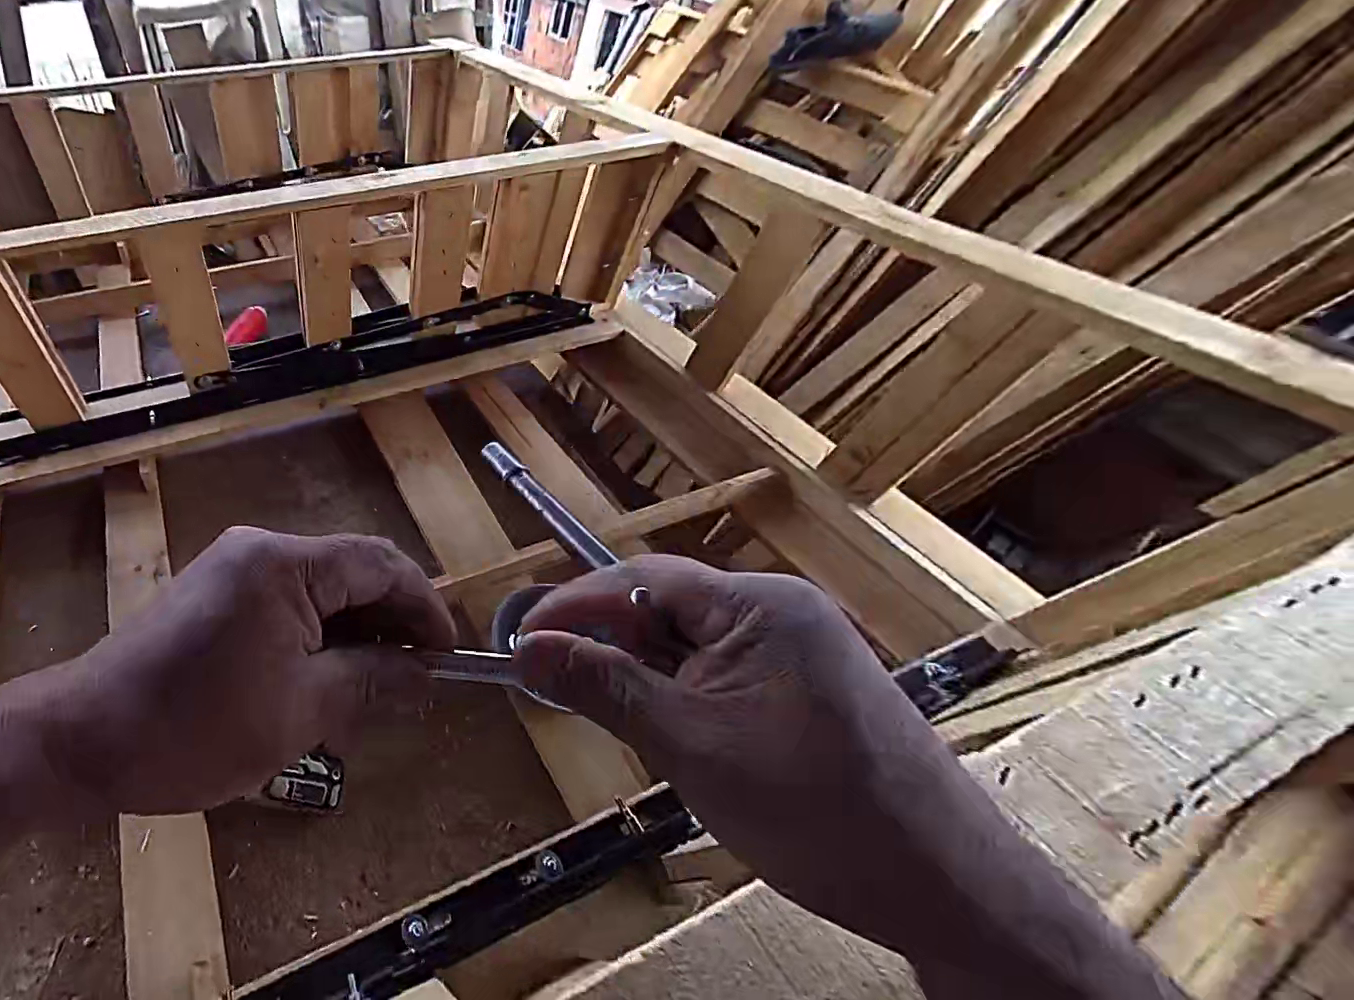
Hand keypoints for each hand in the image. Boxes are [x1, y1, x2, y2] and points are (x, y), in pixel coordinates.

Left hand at [15, 527, 455, 814]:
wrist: (83, 740)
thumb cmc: (194, 730)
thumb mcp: (300, 712)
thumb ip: (372, 680)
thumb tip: (423, 672)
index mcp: (283, 564)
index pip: (380, 564)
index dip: (424, 605)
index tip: (447, 654)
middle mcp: (262, 550)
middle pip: (353, 573)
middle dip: (391, 624)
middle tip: (416, 679)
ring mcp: (237, 568)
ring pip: (324, 592)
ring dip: (357, 635)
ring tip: (378, 689)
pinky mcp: (221, 592)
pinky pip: (291, 604)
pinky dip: (321, 638)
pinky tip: (331, 680)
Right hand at [516, 558, 1185, 999]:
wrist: (949, 892)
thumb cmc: (817, 812)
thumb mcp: (689, 745)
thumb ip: (604, 687)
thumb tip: (528, 648)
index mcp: (757, 604)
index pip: (641, 580)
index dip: (575, 605)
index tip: (522, 637)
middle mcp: (775, 608)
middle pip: (661, 606)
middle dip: (609, 644)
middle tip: (560, 682)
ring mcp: (791, 643)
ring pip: (683, 640)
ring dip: (643, 674)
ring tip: (622, 718)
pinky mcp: (798, 679)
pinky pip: (713, 666)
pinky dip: (677, 692)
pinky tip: (672, 731)